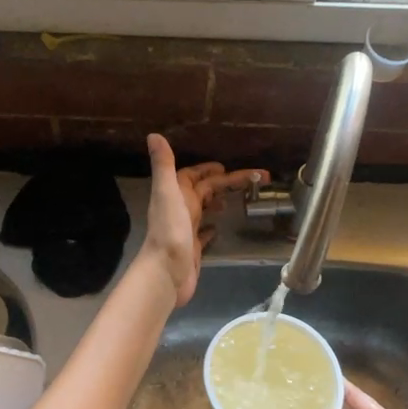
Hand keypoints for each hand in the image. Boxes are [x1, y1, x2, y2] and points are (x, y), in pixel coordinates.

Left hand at [139, 133, 263, 305]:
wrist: (166, 272)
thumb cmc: (169, 231)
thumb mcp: (167, 192)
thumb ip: (163, 165)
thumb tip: (154, 136)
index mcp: (177, 195)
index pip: (194, 176)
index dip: (209, 170)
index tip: (227, 167)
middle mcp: (180, 209)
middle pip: (205, 191)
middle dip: (226, 184)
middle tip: (253, 181)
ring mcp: (187, 230)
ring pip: (204, 210)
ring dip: (217, 202)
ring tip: (235, 200)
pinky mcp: (194, 249)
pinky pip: (204, 234)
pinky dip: (212, 228)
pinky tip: (219, 227)